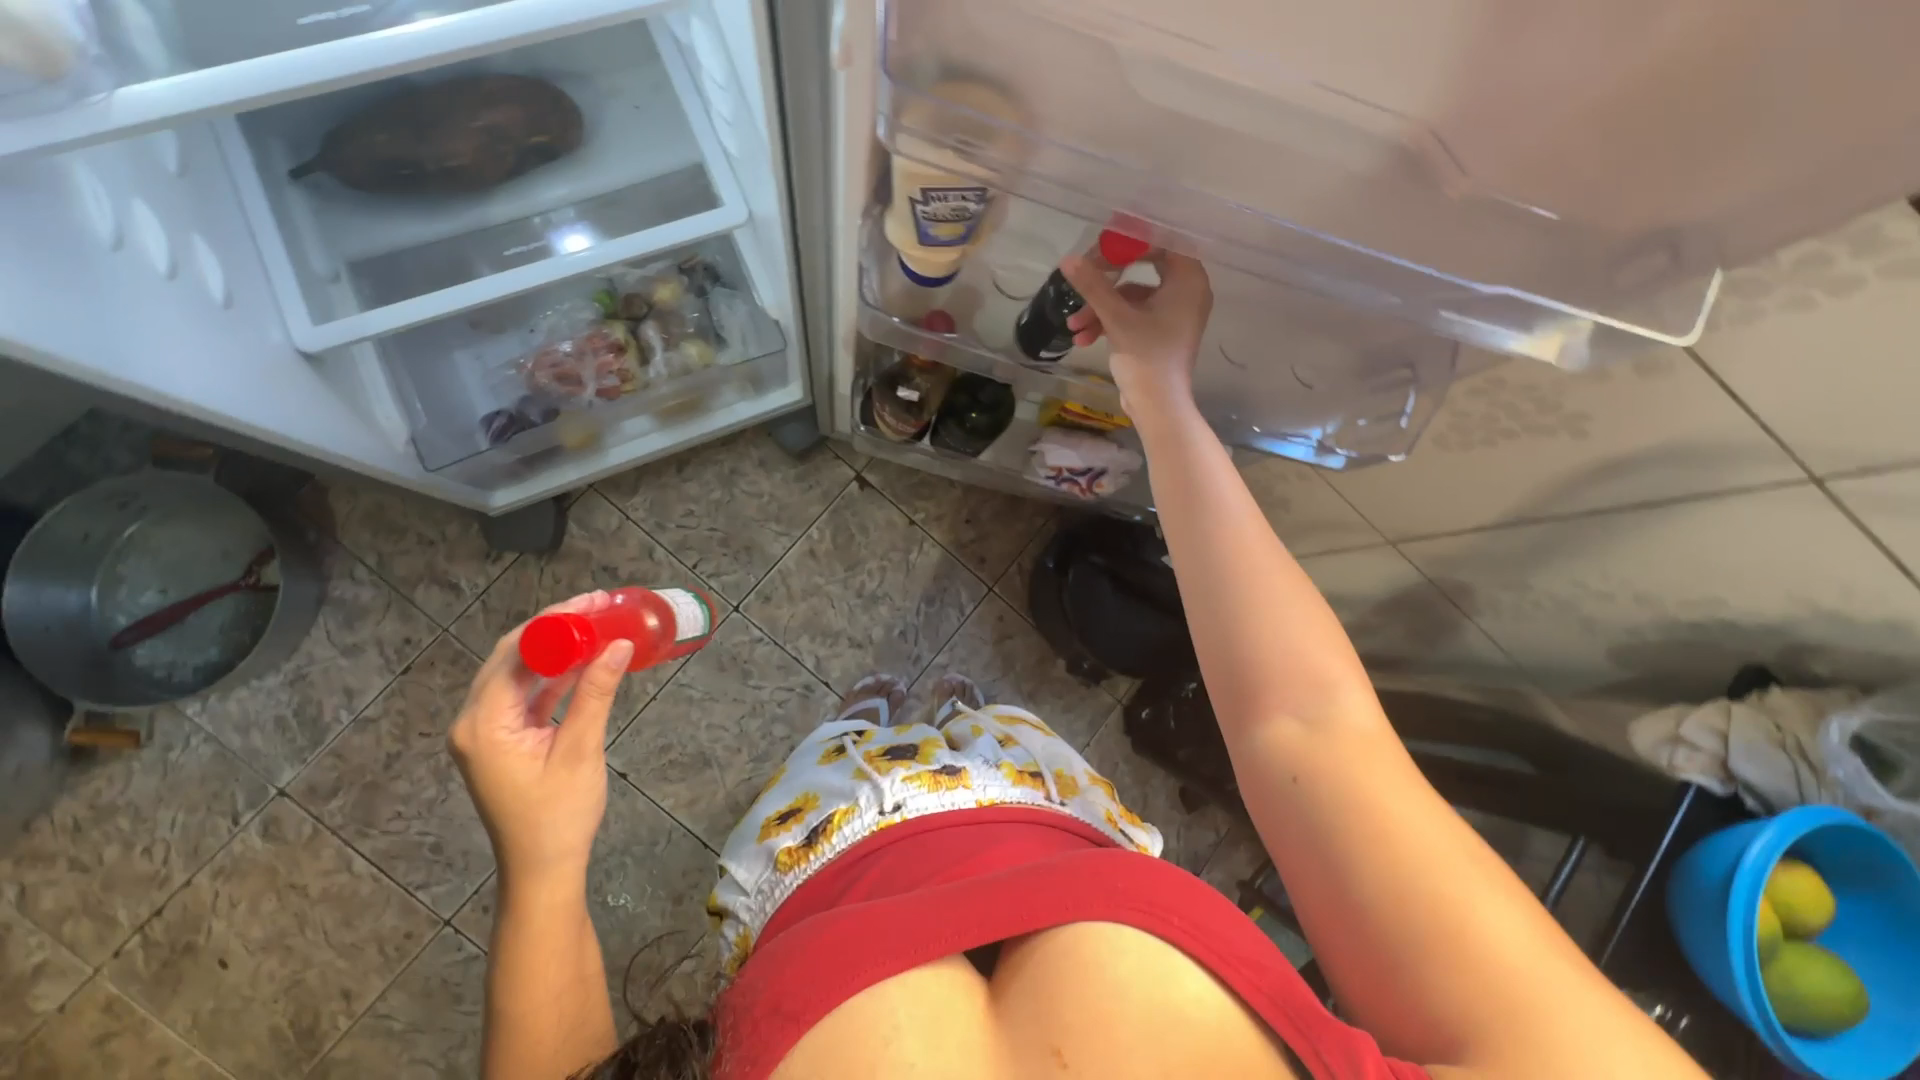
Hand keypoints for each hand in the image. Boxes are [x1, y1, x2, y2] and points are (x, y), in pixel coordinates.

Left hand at [448, 590, 633, 889]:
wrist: (543, 869)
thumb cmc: (559, 815)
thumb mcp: (580, 750)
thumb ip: (595, 693)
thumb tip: (620, 644)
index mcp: (483, 723)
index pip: (514, 653)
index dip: (553, 622)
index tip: (592, 603)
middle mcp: (475, 721)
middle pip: (512, 657)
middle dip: (555, 629)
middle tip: (598, 608)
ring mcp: (487, 731)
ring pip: (520, 674)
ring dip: (556, 651)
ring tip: (597, 625)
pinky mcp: (504, 740)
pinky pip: (527, 695)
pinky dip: (554, 677)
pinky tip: (586, 661)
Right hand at [1060, 251, 1211, 414]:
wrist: (1158, 406)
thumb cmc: (1147, 357)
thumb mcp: (1116, 318)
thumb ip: (1094, 285)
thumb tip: (1068, 259)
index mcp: (1188, 280)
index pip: (1160, 243)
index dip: (1129, 242)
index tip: (1099, 248)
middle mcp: (1186, 291)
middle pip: (1143, 269)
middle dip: (1106, 280)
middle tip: (1083, 277)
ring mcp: (1173, 313)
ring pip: (1132, 297)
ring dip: (1100, 308)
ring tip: (1074, 325)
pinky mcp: (1161, 332)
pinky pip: (1133, 315)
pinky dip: (1109, 323)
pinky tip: (1083, 338)